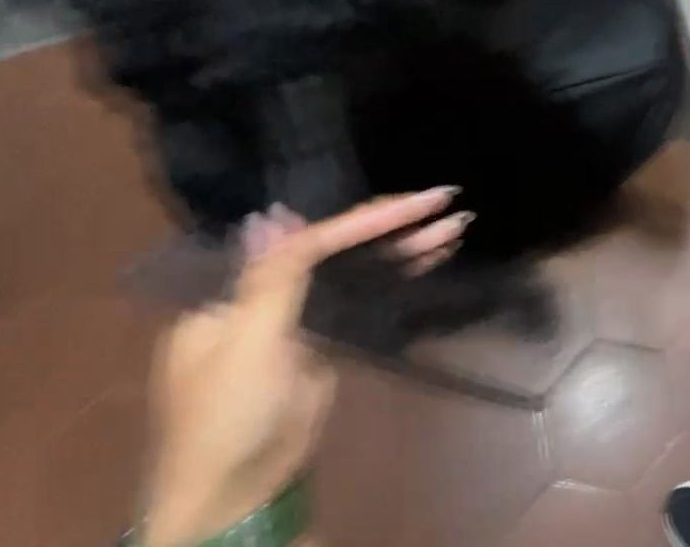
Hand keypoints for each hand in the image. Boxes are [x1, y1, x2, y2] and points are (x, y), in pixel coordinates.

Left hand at [140, 188, 466, 545]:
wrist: (239, 490)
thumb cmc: (231, 415)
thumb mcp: (247, 344)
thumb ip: (271, 278)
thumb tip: (273, 211)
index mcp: (235, 292)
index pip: (310, 242)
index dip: (365, 220)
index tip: (417, 203)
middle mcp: (266, 295)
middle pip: (338, 249)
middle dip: (394, 225)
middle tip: (446, 199)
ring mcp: (299, 318)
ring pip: (358, 270)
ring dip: (407, 247)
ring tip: (458, 223)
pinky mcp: (326, 340)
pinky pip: (364, 296)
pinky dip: (399, 275)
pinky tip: (434, 255)